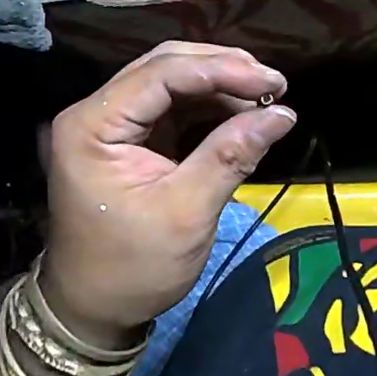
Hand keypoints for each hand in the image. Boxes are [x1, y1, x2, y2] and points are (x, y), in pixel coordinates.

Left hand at [40, 42, 295, 344]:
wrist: (94, 307)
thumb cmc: (133, 267)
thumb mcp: (186, 213)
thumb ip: (231, 155)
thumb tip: (284, 113)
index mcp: (92, 125)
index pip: (160, 74)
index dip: (220, 70)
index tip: (274, 83)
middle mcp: (95, 114)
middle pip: (163, 69)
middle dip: (221, 71)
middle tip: (274, 86)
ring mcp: (110, 126)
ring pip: (169, 85)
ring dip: (218, 88)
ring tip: (266, 102)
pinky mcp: (127, 141)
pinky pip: (170, 111)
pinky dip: (207, 110)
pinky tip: (241, 116)